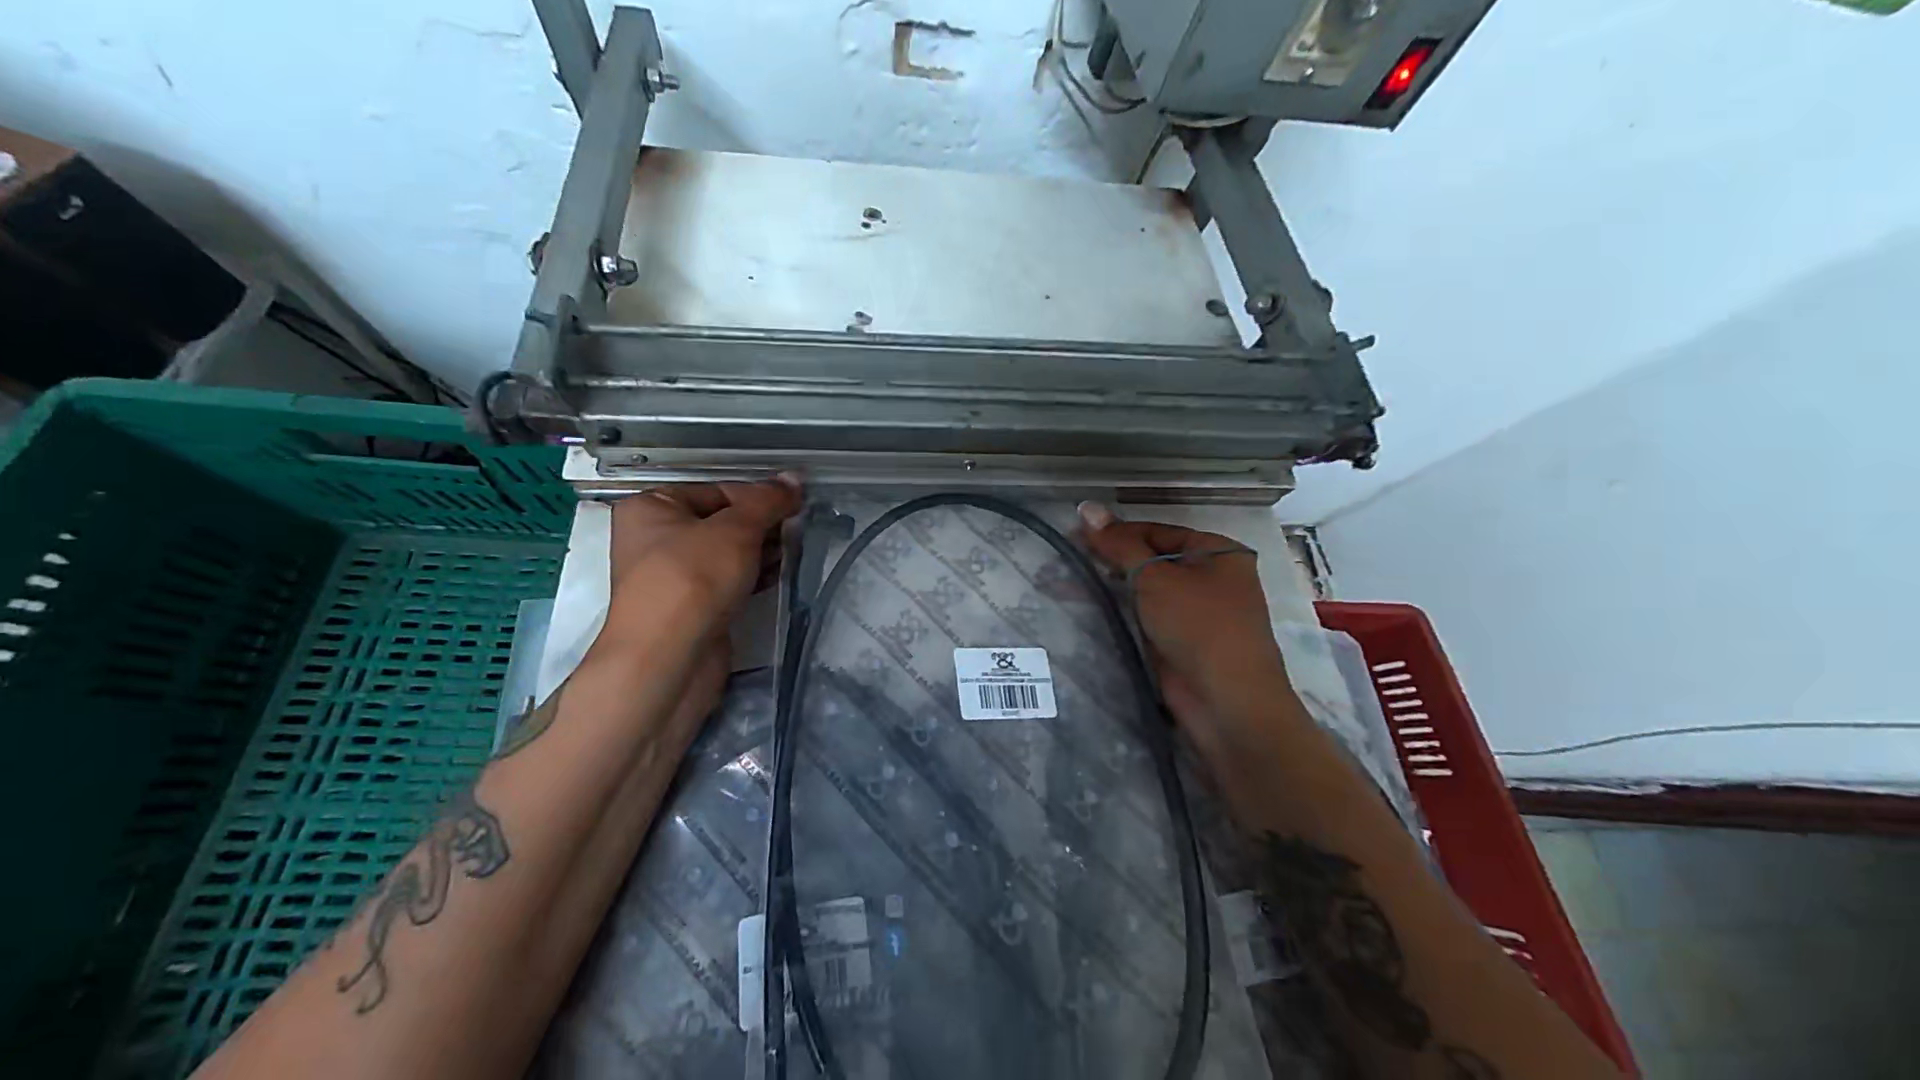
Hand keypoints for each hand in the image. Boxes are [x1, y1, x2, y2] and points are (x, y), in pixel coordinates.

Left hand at [592, 477, 801, 670]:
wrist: (670, 657)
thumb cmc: (693, 579)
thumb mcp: (736, 529)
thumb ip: (767, 501)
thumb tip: (794, 479)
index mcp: (651, 507)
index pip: (716, 490)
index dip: (757, 497)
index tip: (792, 506)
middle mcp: (655, 539)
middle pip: (721, 522)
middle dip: (761, 526)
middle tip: (796, 529)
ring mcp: (672, 577)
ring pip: (726, 554)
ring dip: (760, 552)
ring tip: (792, 551)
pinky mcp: (690, 608)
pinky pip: (726, 582)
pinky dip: (750, 577)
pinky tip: (777, 575)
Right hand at [1076, 502, 1293, 765]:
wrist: (1227, 701)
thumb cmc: (1199, 626)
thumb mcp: (1156, 577)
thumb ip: (1119, 545)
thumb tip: (1086, 508)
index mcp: (1217, 551)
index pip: (1156, 531)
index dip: (1115, 532)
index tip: (1073, 534)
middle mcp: (1209, 577)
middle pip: (1149, 558)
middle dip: (1107, 558)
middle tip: (1063, 556)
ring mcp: (1194, 611)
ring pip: (1143, 588)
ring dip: (1107, 583)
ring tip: (1060, 579)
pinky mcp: (1178, 640)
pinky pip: (1143, 615)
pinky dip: (1117, 608)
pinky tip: (1083, 603)